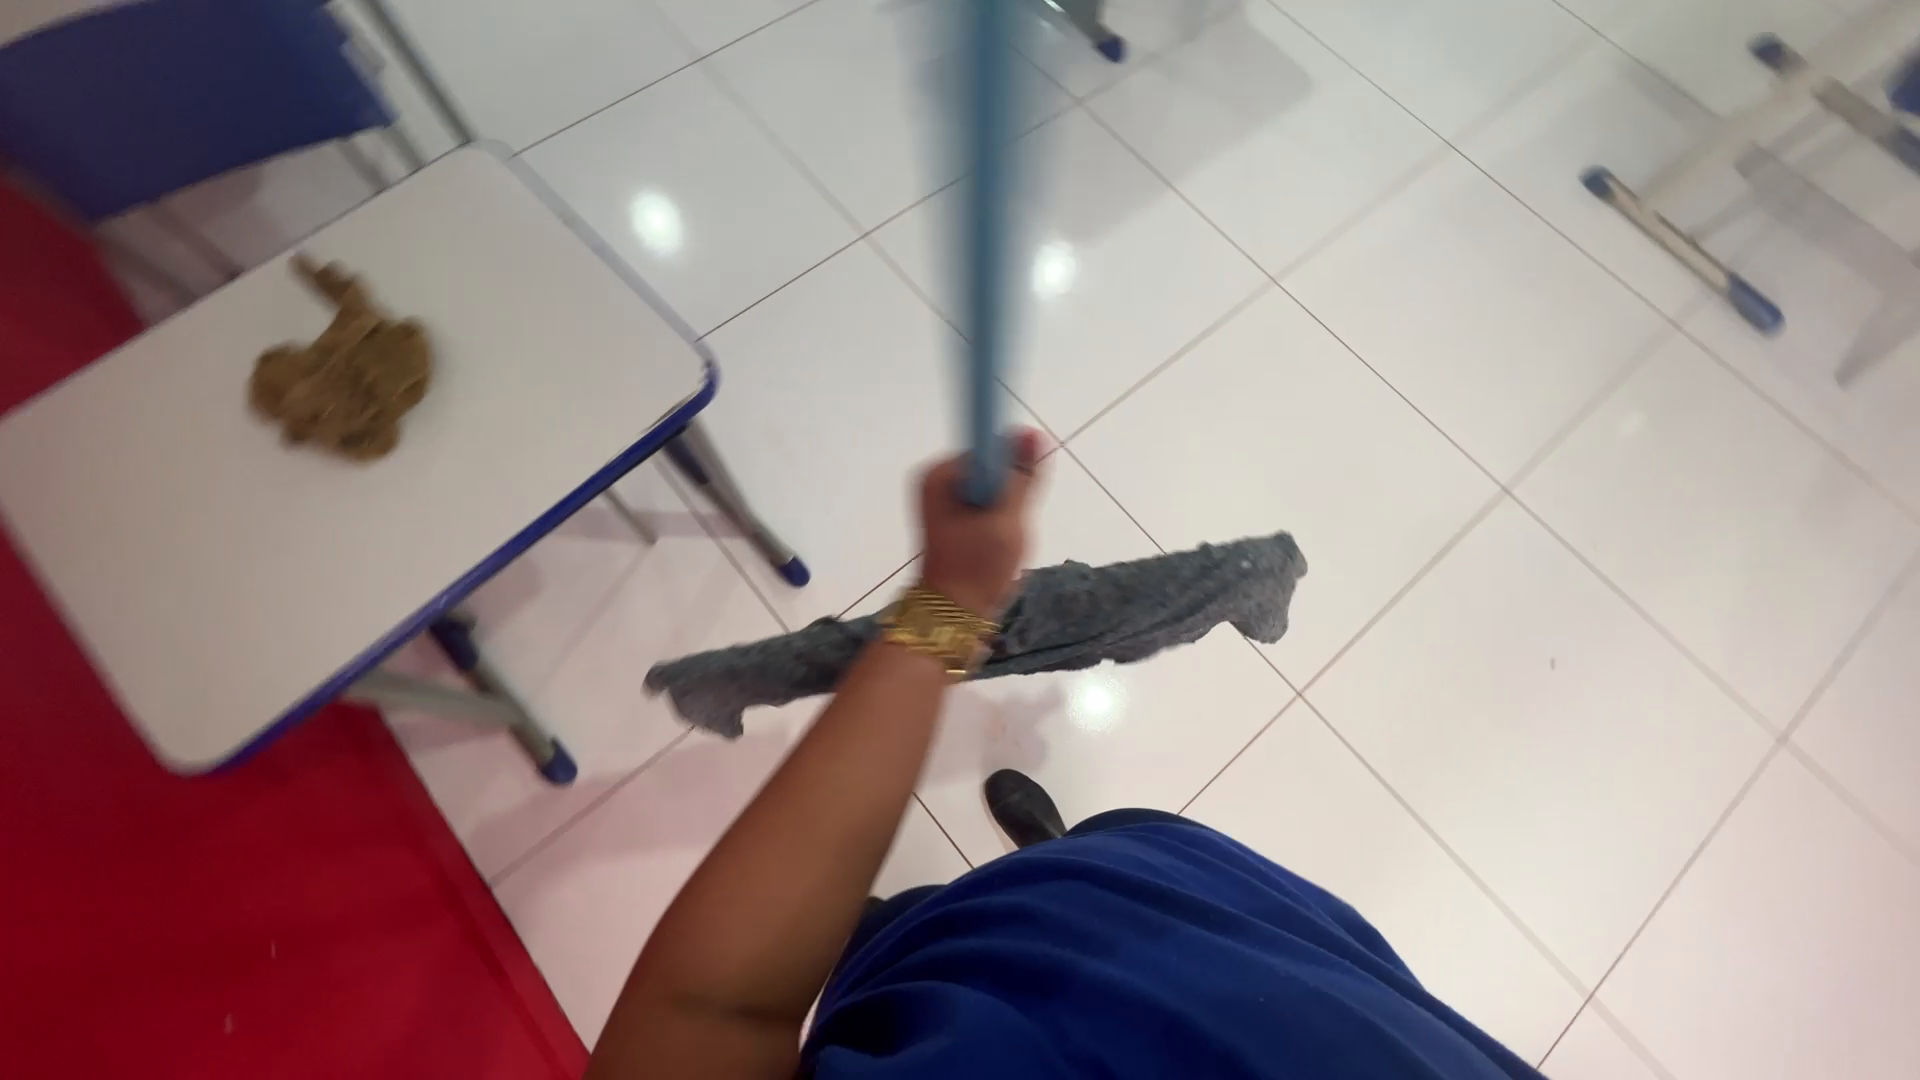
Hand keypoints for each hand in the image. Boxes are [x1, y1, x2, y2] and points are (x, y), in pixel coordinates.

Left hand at [917, 427, 1046, 619]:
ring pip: (996, 490)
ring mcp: (944, 501)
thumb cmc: (977, 567)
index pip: (990, 449)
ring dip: (1008, 512)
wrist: (955, 615)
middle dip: (1010, 496)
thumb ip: (1021, 476)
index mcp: (939, 474)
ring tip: (1001, 540)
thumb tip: (1030, 433)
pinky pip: (989, 507)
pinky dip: (1001, 523)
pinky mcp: (955, 518)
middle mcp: (936, 481)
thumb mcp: (1006, 519)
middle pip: (994, 468)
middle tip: (1006, 529)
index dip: (1012, 471)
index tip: (1017, 503)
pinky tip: (997, 545)